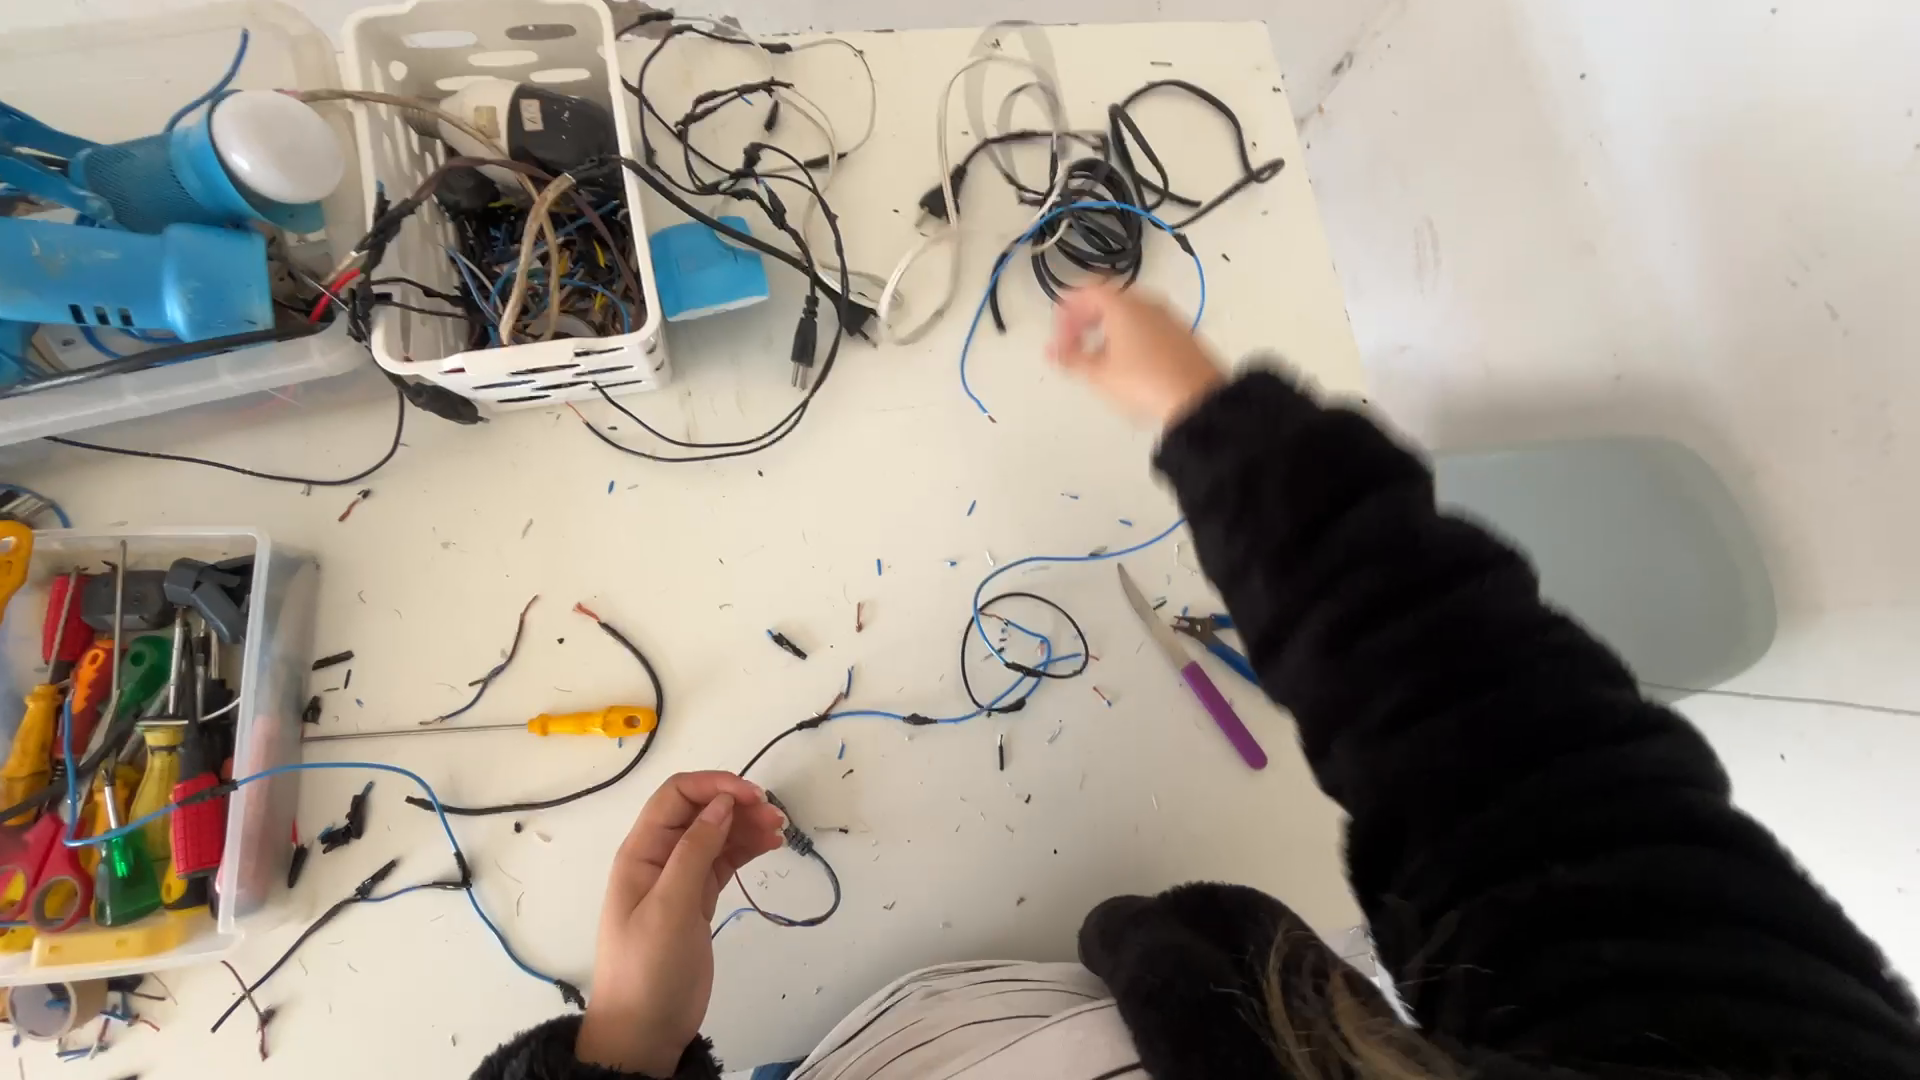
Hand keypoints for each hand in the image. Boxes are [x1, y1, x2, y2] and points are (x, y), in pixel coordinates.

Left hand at [575, 772, 787, 1075]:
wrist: (644, 1034)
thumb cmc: (648, 968)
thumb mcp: (670, 907)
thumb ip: (695, 851)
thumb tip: (722, 803)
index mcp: (642, 851)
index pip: (677, 795)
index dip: (714, 785)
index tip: (752, 795)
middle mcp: (661, 855)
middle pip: (702, 809)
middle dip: (737, 803)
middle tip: (773, 815)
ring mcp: (681, 876)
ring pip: (718, 831)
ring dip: (748, 824)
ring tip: (779, 829)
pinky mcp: (699, 896)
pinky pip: (726, 857)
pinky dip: (748, 847)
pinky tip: (771, 845)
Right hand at [1047, 285, 1226, 429]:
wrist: (1195, 398)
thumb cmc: (1147, 382)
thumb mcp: (1098, 373)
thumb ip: (1070, 358)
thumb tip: (1051, 351)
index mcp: (1122, 305)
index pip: (1087, 290)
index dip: (1067, 308)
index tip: (1059, 329)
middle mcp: (1146, 303)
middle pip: (1108, 299)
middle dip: (1086, 318)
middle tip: (1073, 342)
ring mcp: (1167, 316)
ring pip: (1129, 312)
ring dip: (1107, 328)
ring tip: (1097, 356)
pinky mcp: (1180, 333)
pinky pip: (1147, 325)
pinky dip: (1129, 335)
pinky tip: (1126, 362)